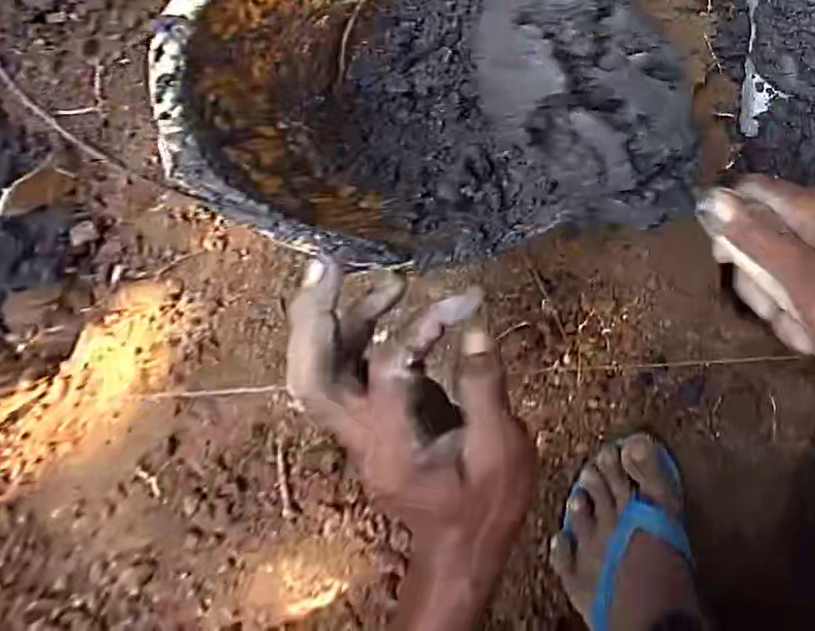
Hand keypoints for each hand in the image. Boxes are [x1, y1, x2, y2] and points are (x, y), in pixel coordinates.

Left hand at [286, 258, 534, 623]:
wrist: (464, 549)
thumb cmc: (486, 503)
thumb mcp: (501, 448)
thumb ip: (485, 387)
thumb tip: (477, 327)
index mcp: (390, 447)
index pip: (389, 372)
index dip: (426, 328)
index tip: (470, 300)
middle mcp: (363, 438)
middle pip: (313, 376)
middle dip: (313, 317)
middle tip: (327, 265)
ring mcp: (366, 430)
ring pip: (328, 371)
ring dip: (343, 321)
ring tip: (387, 280)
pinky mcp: (382, 420)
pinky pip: (359, 371)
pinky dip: (368, 335)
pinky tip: (397, 309)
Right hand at [697, 176, 814, 389]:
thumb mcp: (804, 281)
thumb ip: (757, 239)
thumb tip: (712, 199)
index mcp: (813, 211)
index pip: (750, 192)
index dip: (728, 222)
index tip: (726, 261)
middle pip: (762, 235)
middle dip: (762, 282)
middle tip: (781, 311)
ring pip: (781, 270)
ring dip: (785, 309)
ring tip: (811, 333)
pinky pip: (806, 288)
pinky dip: (806, 316)